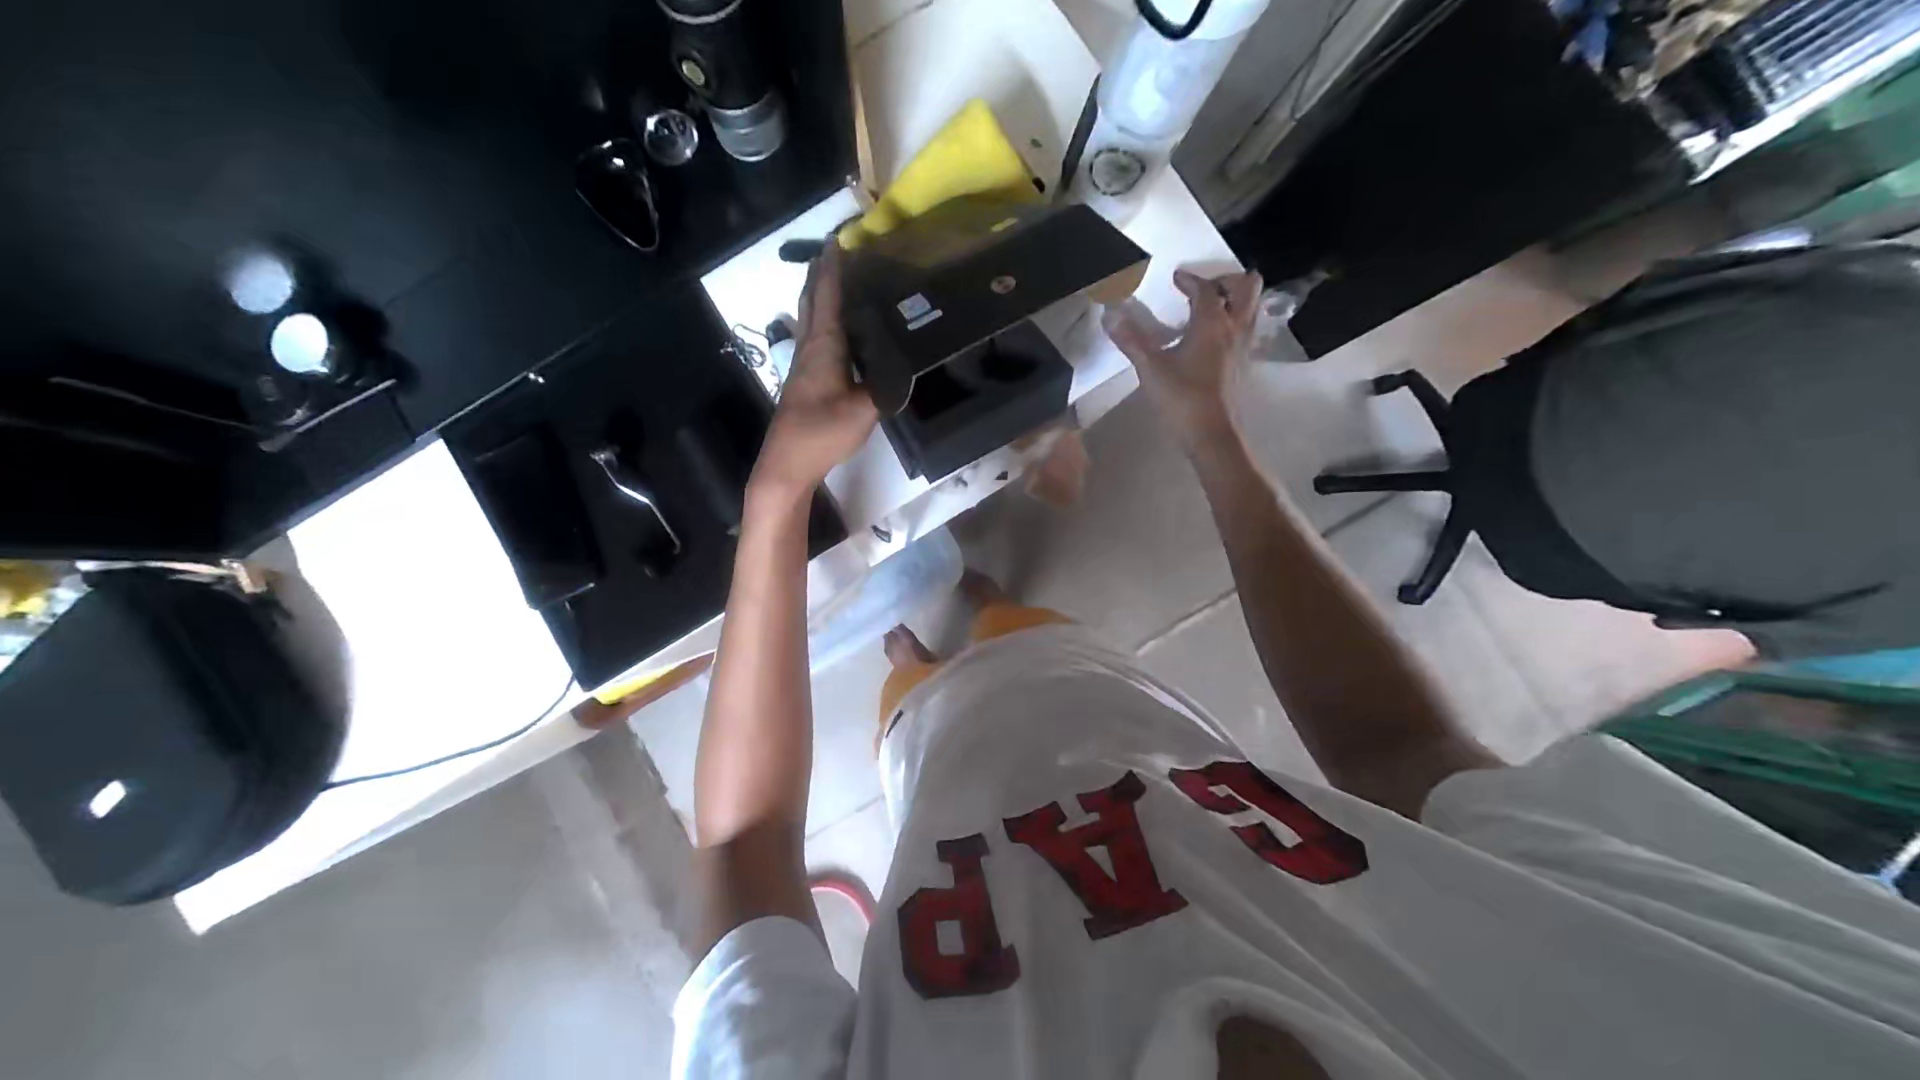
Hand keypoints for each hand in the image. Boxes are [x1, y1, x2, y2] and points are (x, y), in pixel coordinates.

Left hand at [748, 245, 878, 505]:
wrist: (787, 464)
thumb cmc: (821, 432)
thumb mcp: (864, 410)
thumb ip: (887, 386)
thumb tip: (910, 363)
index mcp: (823, 345)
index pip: (828, 294)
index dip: (834, 264)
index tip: (843, 235)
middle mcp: (810, 346)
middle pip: (813, 299)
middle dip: (825, 272)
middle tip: (846, 250)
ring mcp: (804, 364)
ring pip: (812, 317)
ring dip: (823, 294)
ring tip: (846, 279)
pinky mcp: (806, 379)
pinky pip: (817, 335)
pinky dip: (827, 318)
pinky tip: (843, 328)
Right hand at [1103, 268, 1261, 441]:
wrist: (1212, 434)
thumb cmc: (1182, 399)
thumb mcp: (1150, 369)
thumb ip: (1131, 340)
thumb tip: (1110, 315)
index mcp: (1212, 323)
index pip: (1206, 289)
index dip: (1190, 280)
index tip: (1176, 278)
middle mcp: (1234, 328)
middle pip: (1246, 286)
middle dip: (1225, 279)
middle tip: (1201, 288)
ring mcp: (1243, 346)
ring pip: (1251, 306)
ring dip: (1234, 298)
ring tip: (1208, 308)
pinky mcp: (1243, 364)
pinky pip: (1246, 328)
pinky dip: (1233, 320)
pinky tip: (1211, 337)